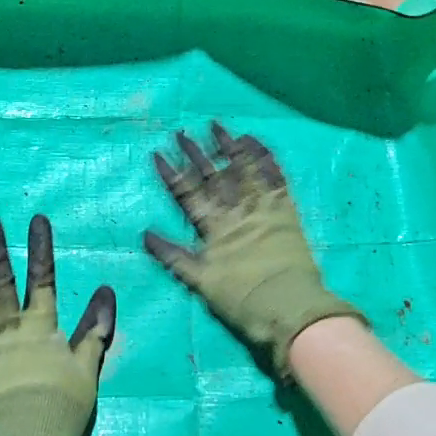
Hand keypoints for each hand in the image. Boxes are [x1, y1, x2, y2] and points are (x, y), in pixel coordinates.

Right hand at [146, 125, 363, 374]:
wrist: (290, 309)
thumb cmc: (242, 300)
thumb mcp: (201, 282)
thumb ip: (174, 256)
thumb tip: (145, 234)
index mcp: (213, 228)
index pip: (187, 194)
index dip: (171, 173)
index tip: (158, 153)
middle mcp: (236, 212)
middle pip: (212, 177)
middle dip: (195, 154)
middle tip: (181, 132)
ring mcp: (262, 208)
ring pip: (243, 170)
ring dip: (229, 147)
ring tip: (217, 126)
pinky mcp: (286, 211)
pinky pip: (275, 178)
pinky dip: (266, 158)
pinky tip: (256, 141)